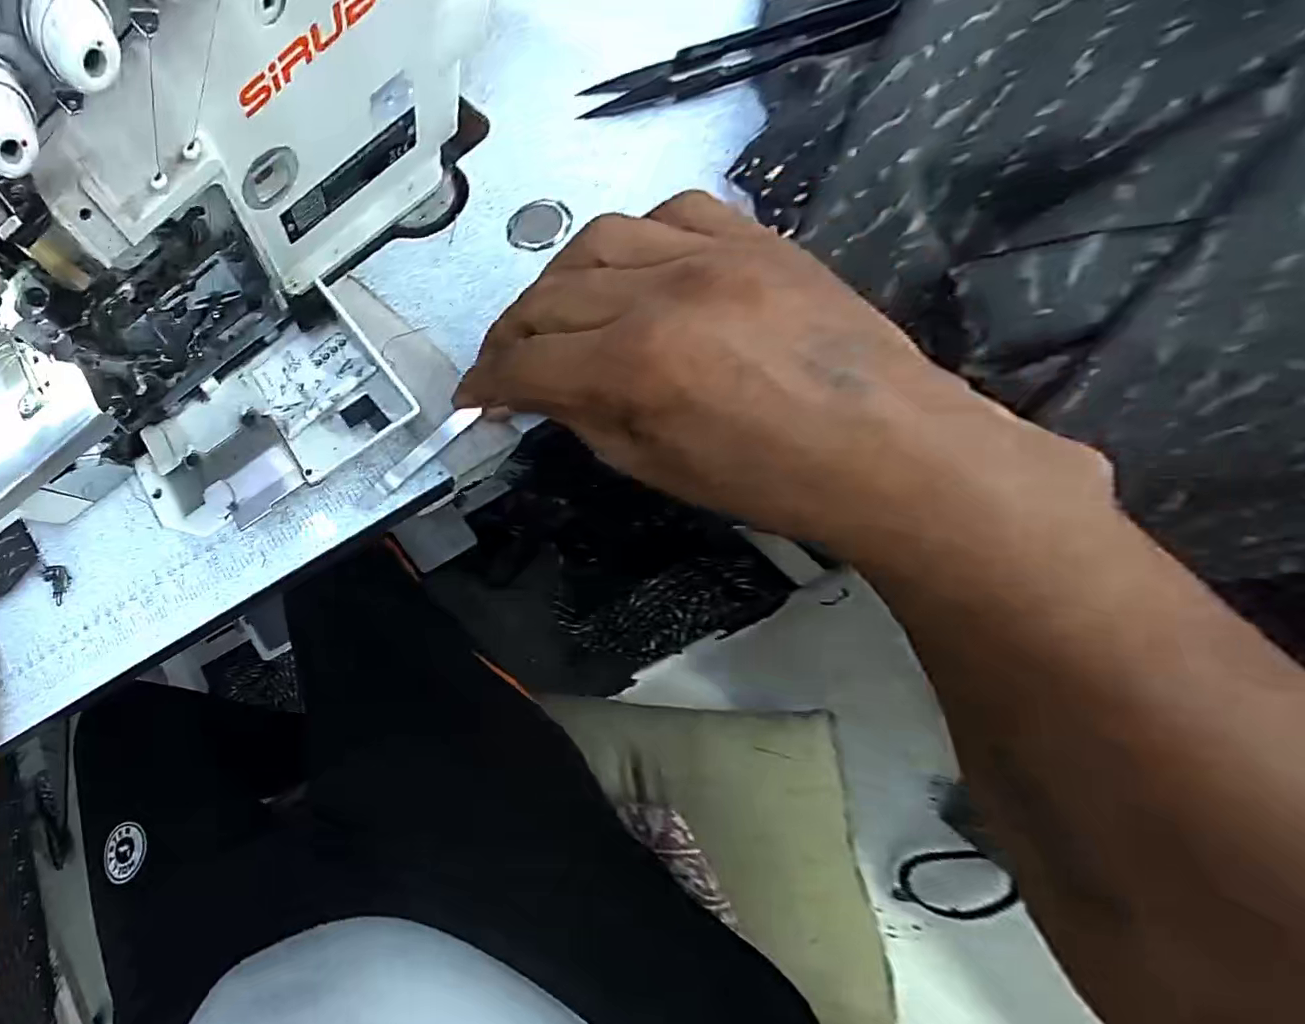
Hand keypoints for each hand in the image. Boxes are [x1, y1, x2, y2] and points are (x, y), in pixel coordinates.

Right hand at [455, 191, 1112, 562]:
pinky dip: (629, 242)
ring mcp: (711, 254)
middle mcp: (661, 295)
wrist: (885, 449)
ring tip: (554, 317)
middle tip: (501, 367)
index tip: (469, 398)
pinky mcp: (753, 237)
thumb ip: (577, 416)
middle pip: (544, 300)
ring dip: (555, 284)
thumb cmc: (759, 479)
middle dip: (506, 340)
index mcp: (633, 366)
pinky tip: (626, 275)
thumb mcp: (645, 463)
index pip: (523, 364)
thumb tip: (529, 393)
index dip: (484, 384)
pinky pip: (667, 213)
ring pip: (591, 242)